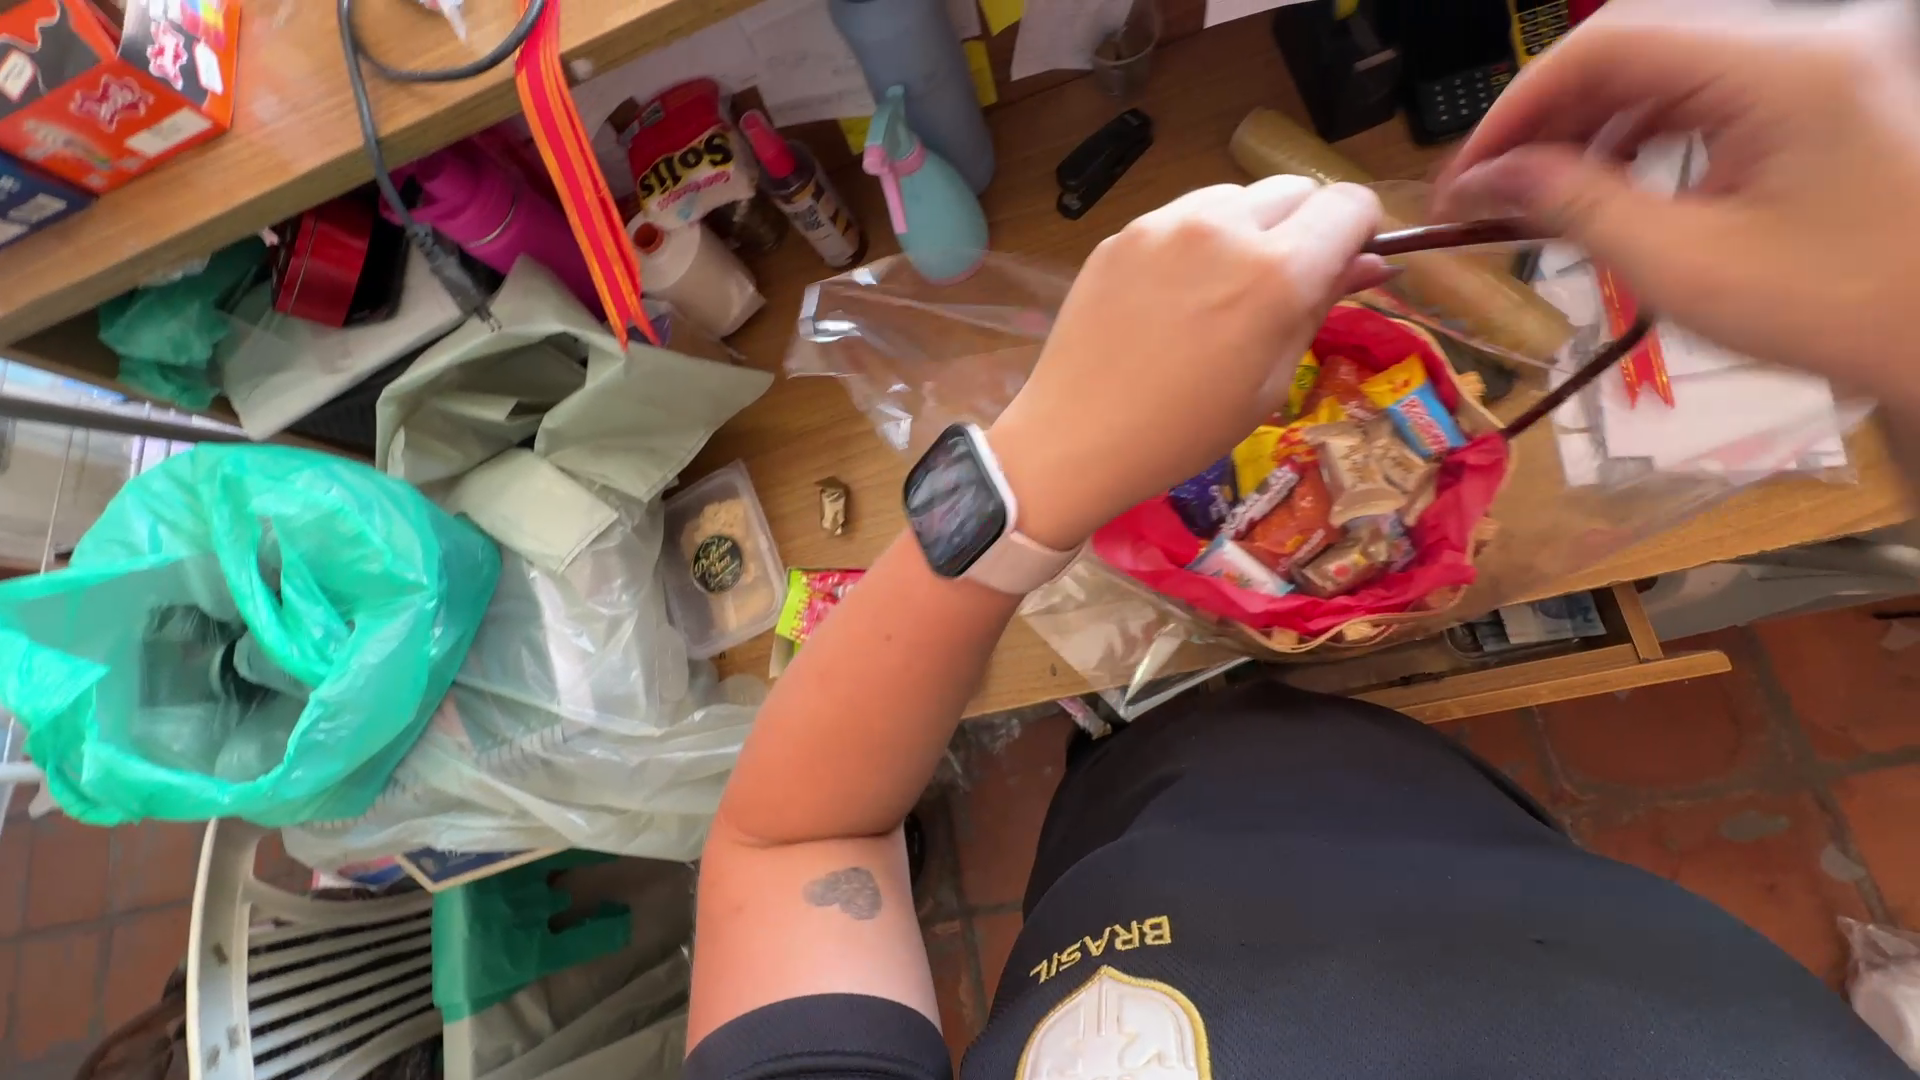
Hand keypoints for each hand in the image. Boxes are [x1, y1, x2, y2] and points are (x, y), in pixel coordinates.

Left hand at [985, 178, 1384, 549]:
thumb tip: (1369, 262)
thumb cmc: (1181, 433)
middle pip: (1292, 191)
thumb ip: (1319, 307)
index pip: (1348, 203)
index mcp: (1275, 270)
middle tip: (1272, 291)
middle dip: (1301, 230)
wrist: (1075, 440)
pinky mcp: (1120, 236)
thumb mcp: (1267, 383)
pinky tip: (1164, 299)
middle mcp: (1222, 227)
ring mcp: (1162, 225)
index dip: (1356, 233)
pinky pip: (1177, 220)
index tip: (1339, 268)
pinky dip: (1190, 245)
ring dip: (1242, 232)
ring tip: (1212, 296)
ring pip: (1231, 199)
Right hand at [1436, 0, 1919, 409]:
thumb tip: (1486, 178)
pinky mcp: (1806, 97)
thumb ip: (1573, 205)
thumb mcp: (1675, 263)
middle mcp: (1797, 44)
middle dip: (1538, 115)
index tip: (1464, 174)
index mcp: (1778, 70)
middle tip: (1481, 185)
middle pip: (1629, 45)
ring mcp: (1806, 67)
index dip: (1516, 105)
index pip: (1609, 44)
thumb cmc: (1822, 306)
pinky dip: (1621, 133)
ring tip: (1524, 190)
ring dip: (1574, 125)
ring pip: (1653, 67)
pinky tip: (1592, 179)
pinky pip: (1689, 93)